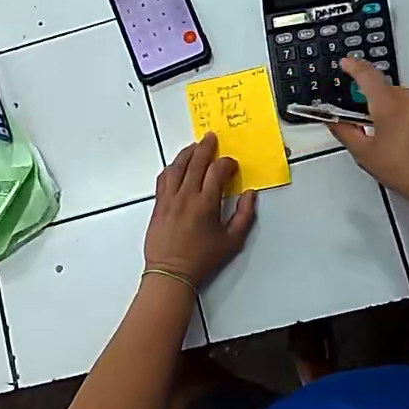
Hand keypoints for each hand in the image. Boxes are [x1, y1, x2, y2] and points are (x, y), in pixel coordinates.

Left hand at [144, 133, 256, 286]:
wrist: (171, 271)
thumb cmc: (202, 258)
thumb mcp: (232, 240)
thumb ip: (244, 215)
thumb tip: (250, 194)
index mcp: (205, 204)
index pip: (217, 171)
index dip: (227, 163)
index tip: (232, 165)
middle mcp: (185, 196)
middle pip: (195, 162)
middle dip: (205, 147)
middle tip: (211, 138)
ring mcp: (169, 199)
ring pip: (176, 167)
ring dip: (186, 153)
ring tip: (194, 146)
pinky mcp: (158, 204)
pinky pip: (163, 179)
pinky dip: (171, 168)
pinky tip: (176, 165)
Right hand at [328, 57, 408, 216]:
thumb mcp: (367, 156)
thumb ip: (347, 132)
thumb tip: (336, 122)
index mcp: (390, 107)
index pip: (367, 77)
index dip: (354, 68)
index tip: (348, 64)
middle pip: (391, 93)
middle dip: (384, 108)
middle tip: (383, 132)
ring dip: (408, 114)